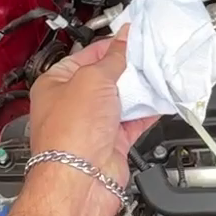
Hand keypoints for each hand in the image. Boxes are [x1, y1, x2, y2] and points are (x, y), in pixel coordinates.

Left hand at [26, 28, 160, 189]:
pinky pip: (133, 121)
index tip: (130, 37)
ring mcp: (92, 124)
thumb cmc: (70, 133)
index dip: (108, 45)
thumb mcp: (93, 79)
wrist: (81, 178)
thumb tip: (123, 40)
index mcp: (55, 84)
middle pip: (104, 78)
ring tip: (156, 73)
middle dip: (126, 68)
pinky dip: (147, 111)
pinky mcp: (111, 142)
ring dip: (139, 89)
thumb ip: (112, 58)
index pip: (85, 56)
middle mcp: (72, 104)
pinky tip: (160, 99)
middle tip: (147, 55)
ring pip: (121, 99)